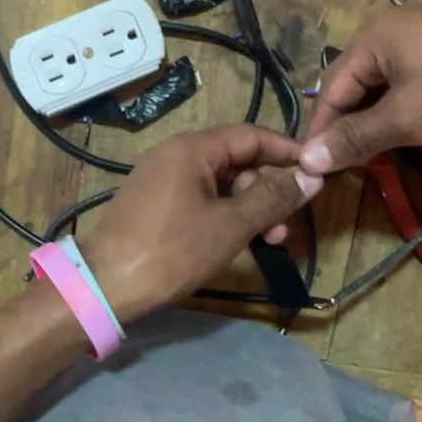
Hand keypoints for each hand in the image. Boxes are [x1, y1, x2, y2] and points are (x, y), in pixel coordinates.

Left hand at [77, 125, 321, 321]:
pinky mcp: (154, 206)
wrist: (106, 286)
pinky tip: (237, 241)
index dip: (287, 151)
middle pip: (236, 161)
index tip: (315, 171)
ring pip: (219, 185)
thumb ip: (272, 199)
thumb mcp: (230, 226)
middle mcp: (174, 156)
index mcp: (191, 149)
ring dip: (248, 208)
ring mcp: (161, 181)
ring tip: (269, 240)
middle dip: (267, 190)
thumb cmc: (172, 251)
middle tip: (287, 223)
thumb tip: (311, 178)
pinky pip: (199, 200)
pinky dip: (223, 216)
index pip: (251, 135)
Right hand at [300, 0, 421, 174]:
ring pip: (386, 79)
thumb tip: (309, 159)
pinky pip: (413, 74)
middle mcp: (394, 25)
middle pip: (356, 81)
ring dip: (376, 115)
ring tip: (376, 149)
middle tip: (345, 160)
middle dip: (348, 122)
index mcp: (373, 36)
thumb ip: (355, 138)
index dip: (321, 130)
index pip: (330, 89)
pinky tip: (413, 124)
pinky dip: (403, 103)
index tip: (313, 166)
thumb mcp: (405, 118)